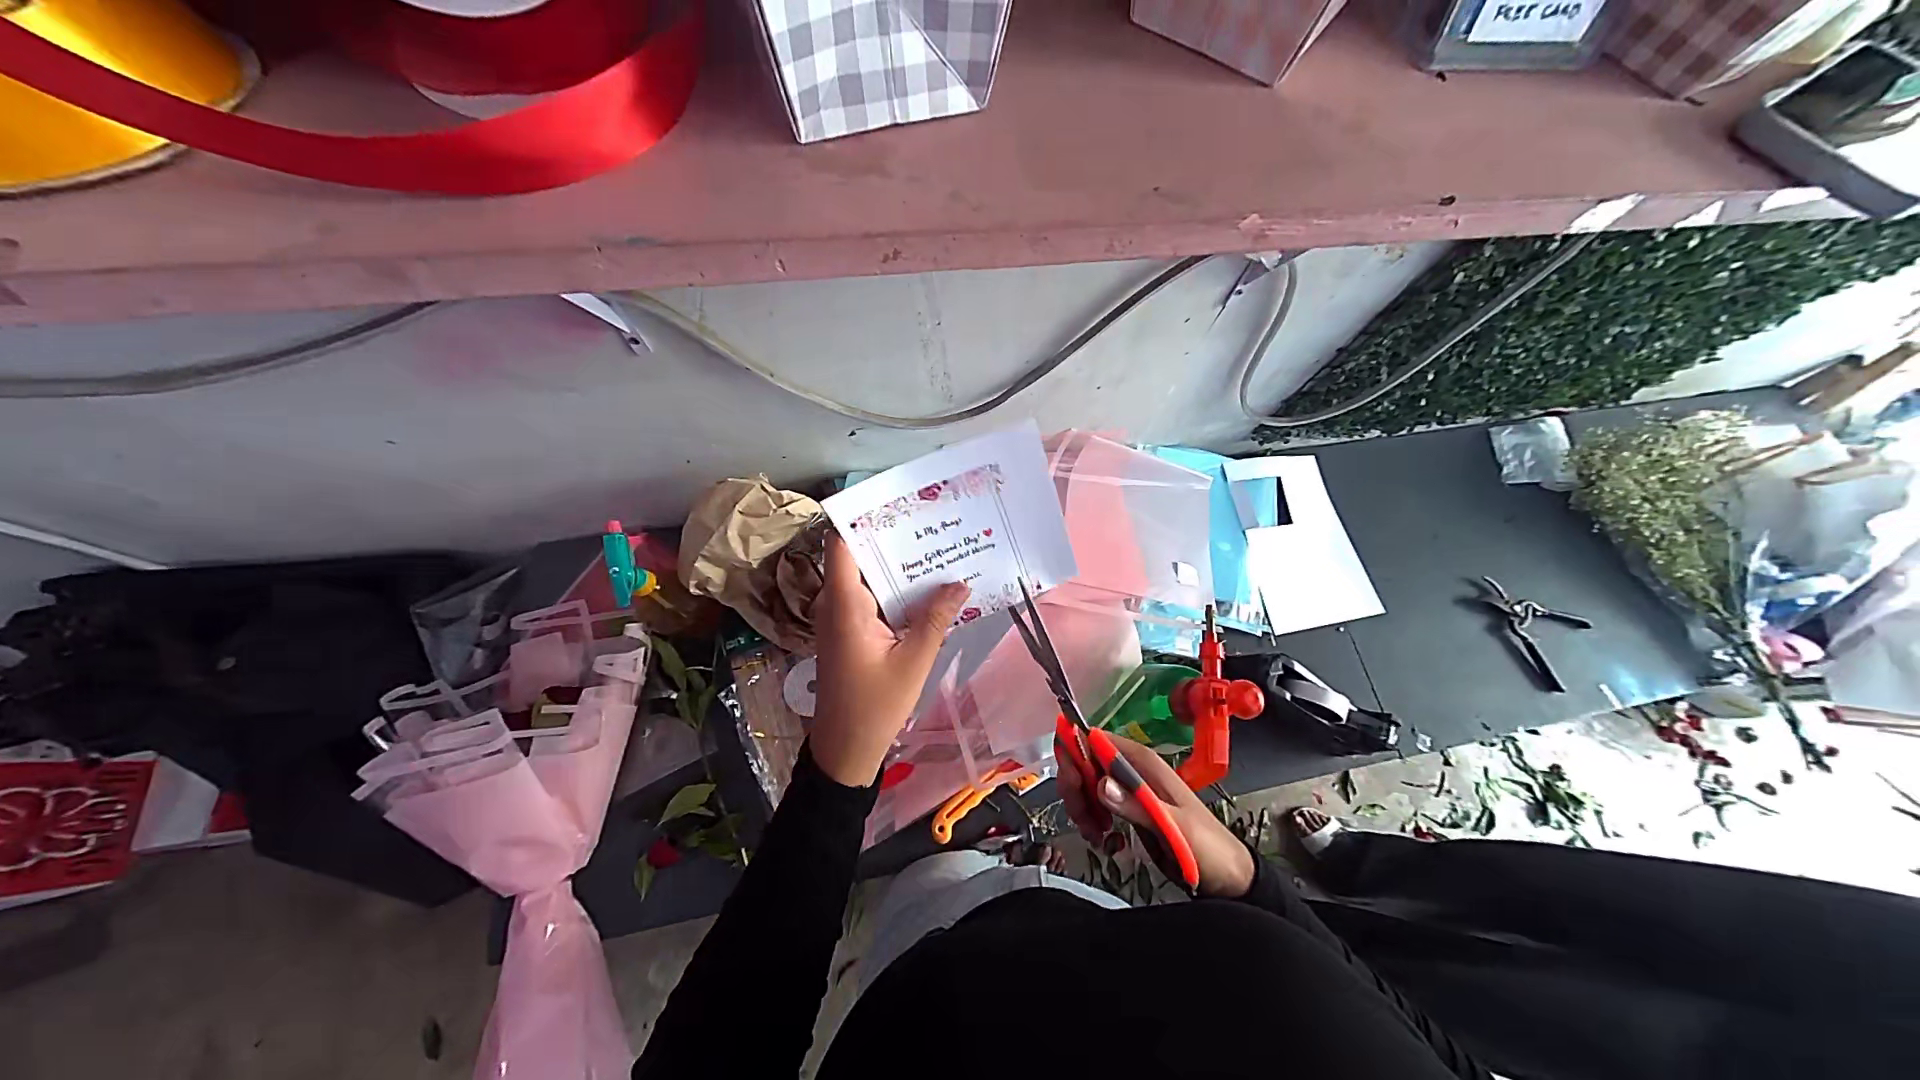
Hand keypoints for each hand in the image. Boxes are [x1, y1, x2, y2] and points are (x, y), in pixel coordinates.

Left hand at [810, 534, 969, 787]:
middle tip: (930, 523)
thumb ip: (936, 618)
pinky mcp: (848, 632)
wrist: (845, 749)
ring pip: (867, 578)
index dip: (862, 518)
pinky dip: (893, 590)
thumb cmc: (874, 706)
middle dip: (892, 539)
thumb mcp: (914, 661)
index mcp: (844, 604)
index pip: (841, 544)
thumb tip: (960, 583)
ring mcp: (840, 618)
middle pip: (859, 557)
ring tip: (935, 549)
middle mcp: (836, 603)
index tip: (895, 503)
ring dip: (896, 566)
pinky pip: (870, 598)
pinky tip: (925, 587)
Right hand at [1056, 733, 1254, 898]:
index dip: (1075, 756)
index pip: (1093, 739)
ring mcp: (1130, 786)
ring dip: (1082, 806)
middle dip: (1076, 788)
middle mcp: (1133, 767)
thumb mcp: (1173, 827)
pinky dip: (1091, 818)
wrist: (1229, 875)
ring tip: (1096, 834)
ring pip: (1087, 782)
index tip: (1074, 789)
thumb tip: (1100, 784)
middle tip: (1085, 821)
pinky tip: (1103, 837)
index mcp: (1143, 761)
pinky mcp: (1128, 805)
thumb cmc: (1207, 847)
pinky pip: (1096, 802)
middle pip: (1084, 760)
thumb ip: (1136, 805)